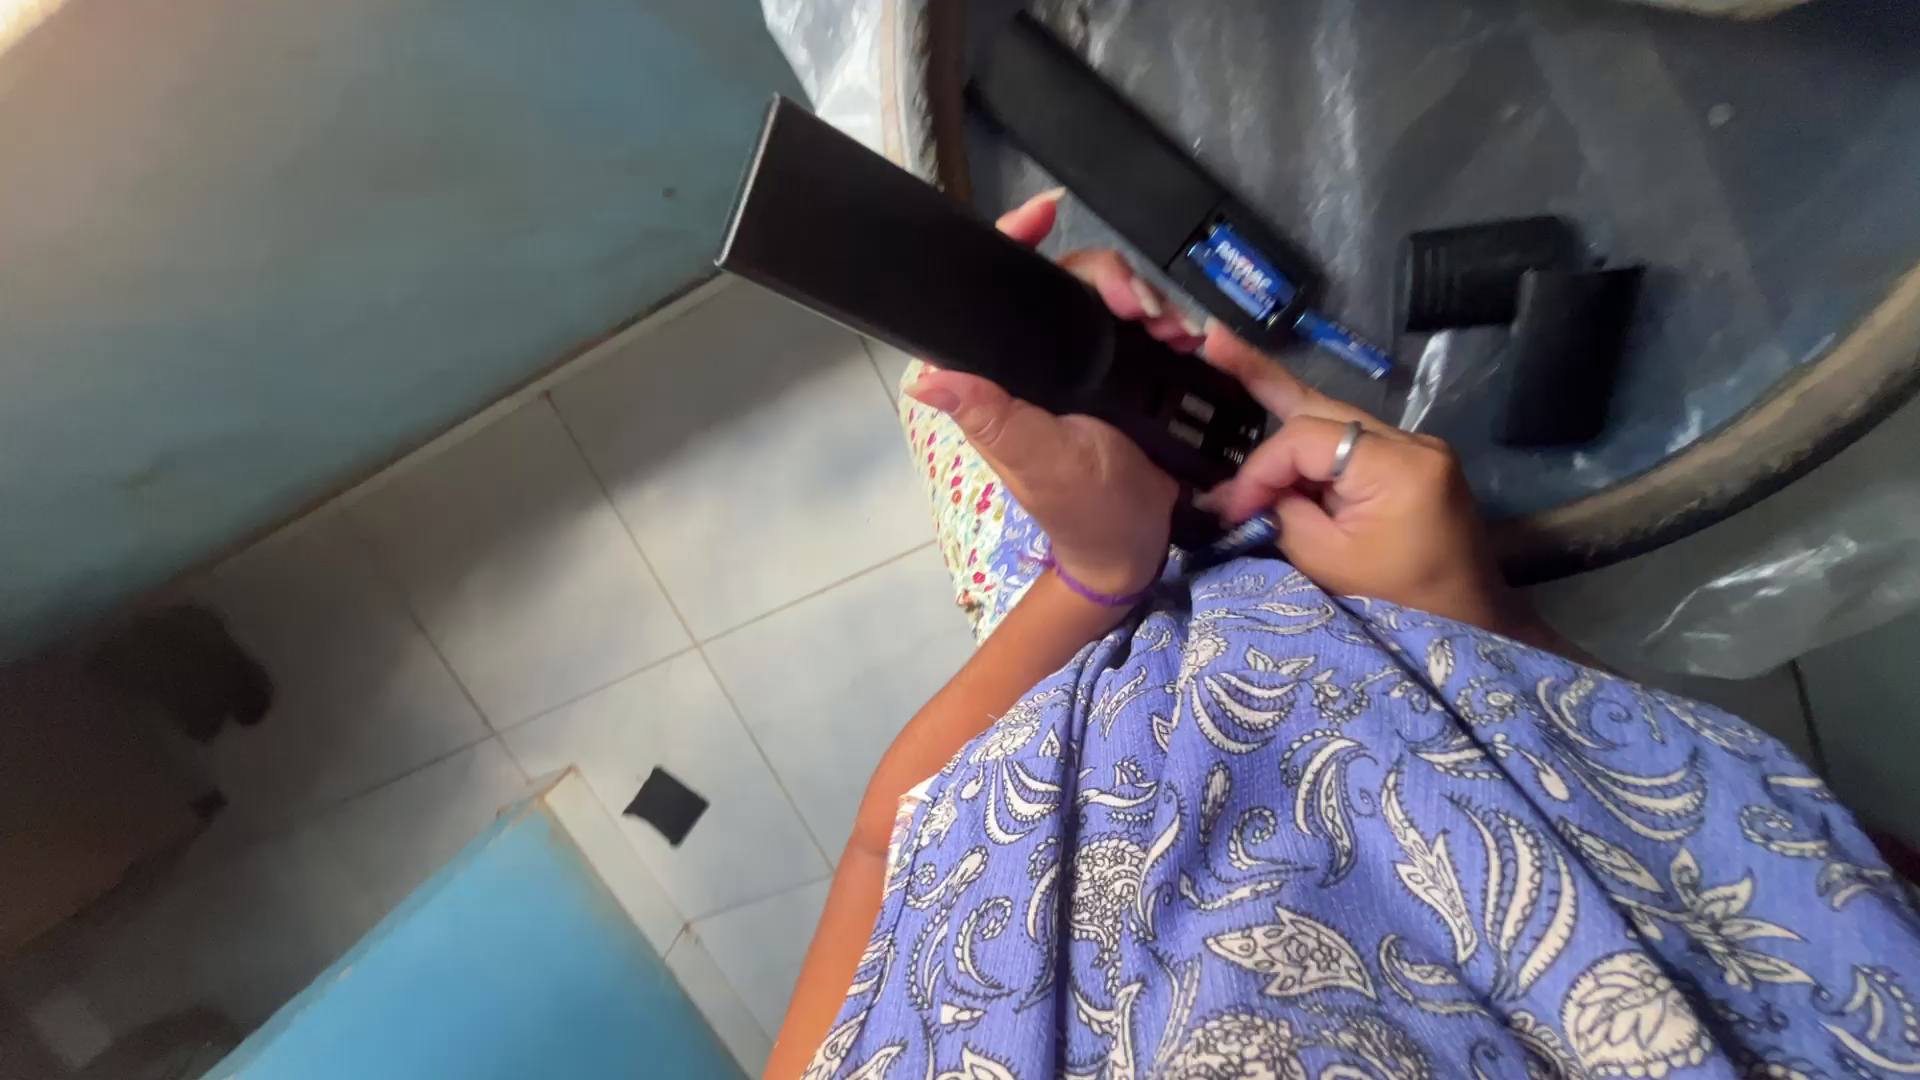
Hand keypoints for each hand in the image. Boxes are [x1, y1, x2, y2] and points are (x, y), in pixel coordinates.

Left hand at [904, 189, 1199, 596]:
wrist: (1136, 539)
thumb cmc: (1083, 507)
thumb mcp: (1041, 461)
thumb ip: (994, 419)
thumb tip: (926, 380)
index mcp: (1000, 382)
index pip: (991, 301)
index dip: (1011, 247)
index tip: (1044, 213)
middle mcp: (1034, 365)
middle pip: (1059, 285)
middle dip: (1105, 279)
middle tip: (1143, 308)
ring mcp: (1078, 367)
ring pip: (1102, 300)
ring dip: (1141, 300)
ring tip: (1171, 329)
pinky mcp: (1116, 374)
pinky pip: (1134, 327)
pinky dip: (1159, 322)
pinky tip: (1180, 335)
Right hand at [1202, 327, 1531, 636]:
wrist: (1471, 622)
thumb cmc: (1400, 602)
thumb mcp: (1328, 562)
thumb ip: (1279, 515)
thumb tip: (1228, 497)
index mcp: (1400, 465)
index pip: (1305, 441)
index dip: (1258, 471)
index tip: (1229, 511)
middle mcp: (1410, 441)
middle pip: (1318, 405)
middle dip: (1261, 380)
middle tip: (1212, 341)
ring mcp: (1410, 447)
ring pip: (1327, 414)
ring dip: (1275, 400)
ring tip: (1227, 354)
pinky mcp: (1402, 461)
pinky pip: (1341, 438)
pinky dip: (1297, 435)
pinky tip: (1265, 399)